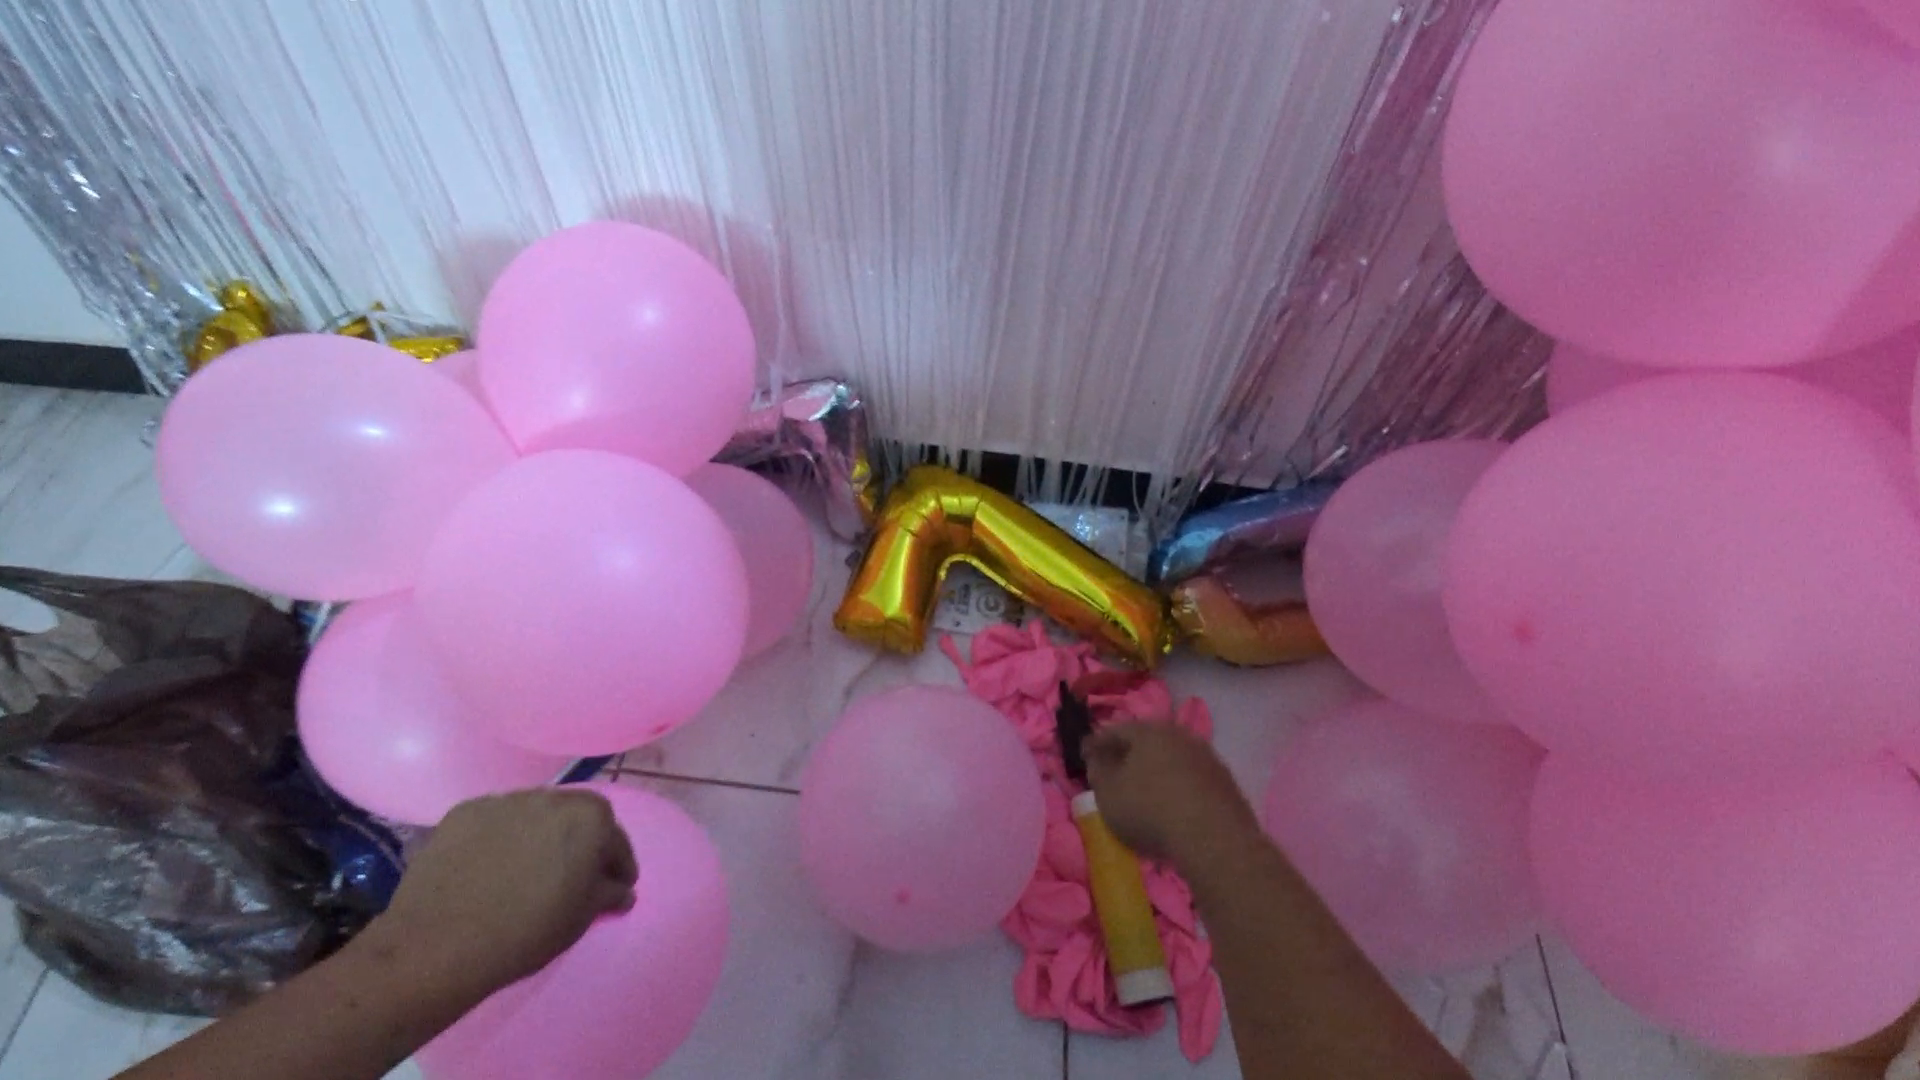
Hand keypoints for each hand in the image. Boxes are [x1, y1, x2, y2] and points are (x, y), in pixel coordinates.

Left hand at [376, 789, 637, 993]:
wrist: (439, 944)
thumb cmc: (526, 930)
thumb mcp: (581, 918)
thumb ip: (609, 893)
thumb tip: (623, 890)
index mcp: (591, 816)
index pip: (615, 840)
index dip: (617, 866)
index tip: (613, 887)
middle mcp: (552, 797)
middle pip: (575, 819)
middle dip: (578, 844)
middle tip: (570, 877)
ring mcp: (505, 801)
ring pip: (533, 816)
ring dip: (538, 837)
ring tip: (525, 871)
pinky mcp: (464, 812)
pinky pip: (495, 823)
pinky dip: (499, 839)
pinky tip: (489, 868)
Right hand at [1084, 722, 1261, 866]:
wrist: (1214, 839)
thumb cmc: (1149, 811)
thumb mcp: (1108, 794)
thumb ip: (1098, 771)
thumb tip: (1099, 758)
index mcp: (1148, 731)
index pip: (1114, 730)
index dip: (1096, 743)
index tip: (1084, 756)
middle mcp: (1179, 735)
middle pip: (1147, 741)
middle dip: (1129, 754)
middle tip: (1114, 771)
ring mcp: (1207, 757)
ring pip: (1172, 758)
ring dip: (1156, 770)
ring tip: (1144, 791)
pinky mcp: (1226, 783)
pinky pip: (1192, 779)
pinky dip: (1178, 787)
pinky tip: (1172, 806)